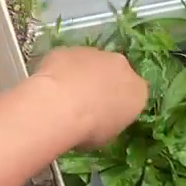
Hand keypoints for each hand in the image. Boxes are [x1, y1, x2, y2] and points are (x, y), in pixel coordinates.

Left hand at [30, 47, 146, 147]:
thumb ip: (109, 121)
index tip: (104, 115)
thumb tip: (99, 119)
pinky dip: (58, 71)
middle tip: (84, 103)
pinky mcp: (67, 49)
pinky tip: (48, 87)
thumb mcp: (107, 136)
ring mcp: (93, 53)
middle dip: (101, 84)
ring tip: (62, 96)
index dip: (117, 104)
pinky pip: (64, 61)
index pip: (132, 94)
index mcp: (137, 90)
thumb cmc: (89, 129)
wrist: (60, 106)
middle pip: (113, 73)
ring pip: (88, 63)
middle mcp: (120, 66)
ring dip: (79, 75)